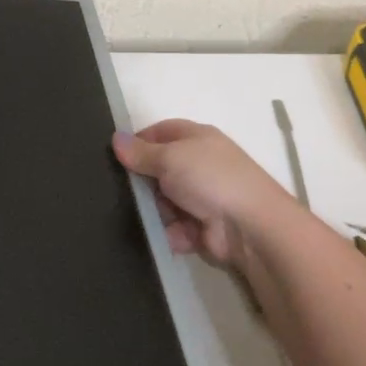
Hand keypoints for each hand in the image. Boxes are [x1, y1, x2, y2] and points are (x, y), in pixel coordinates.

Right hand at [112, 120, 296, 265]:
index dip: (139, 141)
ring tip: (149, 216)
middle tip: (125, 190)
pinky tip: (169, 233)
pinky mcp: (199, 226)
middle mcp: (199, 165)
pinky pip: (172, 227)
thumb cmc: (210, 179)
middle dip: (143, 181)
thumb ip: (140, 152)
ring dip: (154, 210)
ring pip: (161, 201)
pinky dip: (169, 231)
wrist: (249, 226)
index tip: (117, 157)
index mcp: (197, 139)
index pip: (160, 132)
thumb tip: (116, 138)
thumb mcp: (170, 158)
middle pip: (157, 169)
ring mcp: (200, 197)